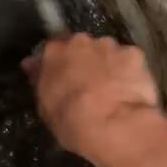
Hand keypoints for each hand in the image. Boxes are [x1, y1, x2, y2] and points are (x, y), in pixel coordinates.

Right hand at [23, 34, 166, 166]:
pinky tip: (130, 89)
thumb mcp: (46, 108)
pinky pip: (129, 60)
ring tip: (112, 89)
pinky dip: (129, 71)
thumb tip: (31, 63)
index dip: (58, 64)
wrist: (115, 125)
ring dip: (106, 64)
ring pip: (106, 51)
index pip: (52, 49)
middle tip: (88, 84)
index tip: (61, 78)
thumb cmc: (73, 121)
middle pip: (80, 46)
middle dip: (83, 60)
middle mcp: (80, 41)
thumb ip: (40, 81)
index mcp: (54, 52)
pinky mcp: (135, 54)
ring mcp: (109, 45)